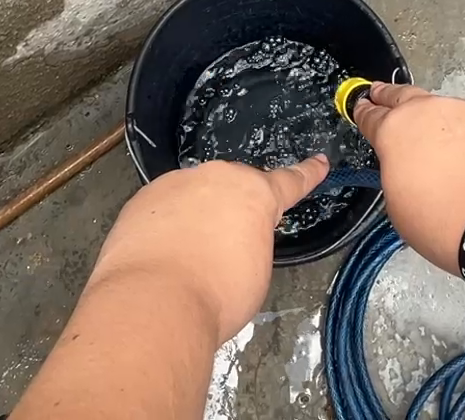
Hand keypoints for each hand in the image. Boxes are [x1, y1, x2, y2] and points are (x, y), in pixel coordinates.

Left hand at [85, 156, 329, 342]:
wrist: (154, 302)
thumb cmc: (218, 293)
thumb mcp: (255, 271)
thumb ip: (251, 241)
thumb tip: (231, 240)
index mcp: (256, 194)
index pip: (290, 181)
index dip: (307, 173)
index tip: (320, 161)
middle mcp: (218, 177)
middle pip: (232, 188)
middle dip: (231, 211)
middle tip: (224, 249)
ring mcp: (178, 182)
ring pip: (194, 196)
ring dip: (196, 217)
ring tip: (187, 260)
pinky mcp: (144, 197)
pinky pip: (163, 209)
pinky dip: (165, 227)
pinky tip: (160, 256)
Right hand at [351, 83, 464, 269]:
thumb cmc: (444, 221)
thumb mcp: (398, 205)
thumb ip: (396, 172)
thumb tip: (407, 166)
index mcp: (394, 131)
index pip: (371, 116)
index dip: (364, 112)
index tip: (362, 106)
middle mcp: (425, 111)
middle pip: (401, 95)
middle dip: (388, 96)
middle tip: (380, 93)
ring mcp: (461, 110)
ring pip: (438, 106)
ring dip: (430, 114)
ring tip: (430, 129)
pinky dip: (462, 129)